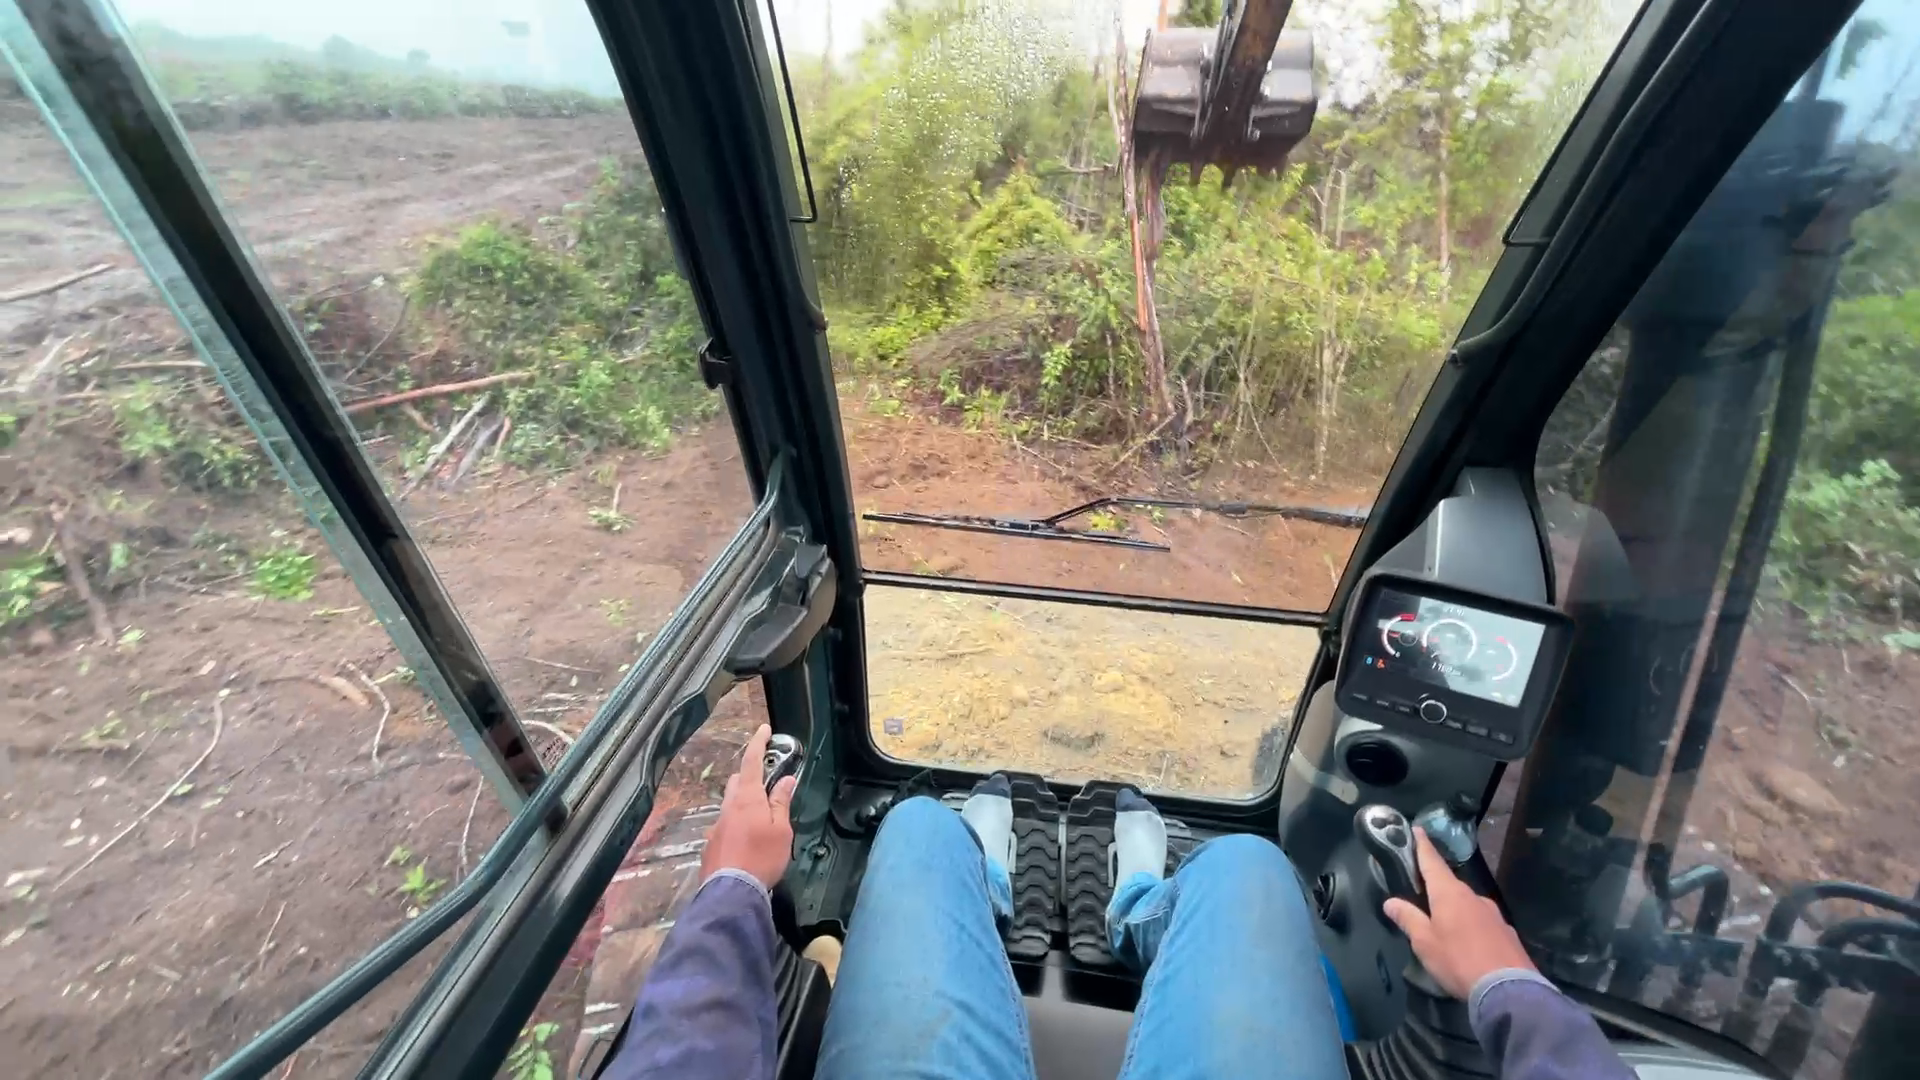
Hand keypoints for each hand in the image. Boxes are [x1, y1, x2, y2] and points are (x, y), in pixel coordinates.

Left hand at [699, 725, 798, 888]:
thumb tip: (786, 780)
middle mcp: (728, 807)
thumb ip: (781, 802)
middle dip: (750, 775)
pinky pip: (726, 825)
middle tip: (767, 782)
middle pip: (737, 781)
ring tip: (760, 817)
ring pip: (730, 804)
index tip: (764, 728)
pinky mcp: (711, 845)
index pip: (751, 761)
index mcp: (747, 798)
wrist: (731, 894)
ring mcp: (716, 826)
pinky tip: (747, 841)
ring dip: (744, 802)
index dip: (758, 742)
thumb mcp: (781, 829)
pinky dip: (737, 824)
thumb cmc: (762, 857)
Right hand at [1382, 827, 1535, 999]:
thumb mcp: (1424, 942)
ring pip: (1468, 905)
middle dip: (1436, 887)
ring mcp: (1494, 916)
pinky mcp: (1508, 935)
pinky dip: (1473, 927)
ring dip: (1456, 910)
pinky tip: (1469, 944)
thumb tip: (1391, 902)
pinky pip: (1484, 923)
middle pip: (1450, 884)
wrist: (1511, 994)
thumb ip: (1407, 919)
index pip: (1432, 861)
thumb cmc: (1459, 960)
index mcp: (1449, 893)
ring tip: (1446, 927)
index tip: (1417, 829)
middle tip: (1422, 895)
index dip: (1422, 845)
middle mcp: (1473, 897)